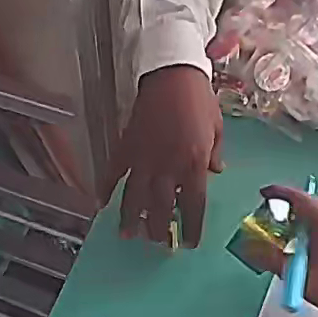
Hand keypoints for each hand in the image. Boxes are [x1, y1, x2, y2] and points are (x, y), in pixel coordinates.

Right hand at [116, 66, 224, 246]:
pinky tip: (100, 204)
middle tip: (158, 244)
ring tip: (128, 235)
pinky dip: (105, 188)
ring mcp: (144, 157)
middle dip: (159, 229)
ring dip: (131, 218)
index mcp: (194, 164)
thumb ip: (215, 154)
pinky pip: (113, 172)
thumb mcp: (217, 128)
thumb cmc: (200, 99)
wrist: (172, 72)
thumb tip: (215, 172)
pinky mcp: (126, 146)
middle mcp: (168, 166)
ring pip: (135, 196)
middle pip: (161, 207)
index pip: (193, 205)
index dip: (192, 227)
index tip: (190, 243)